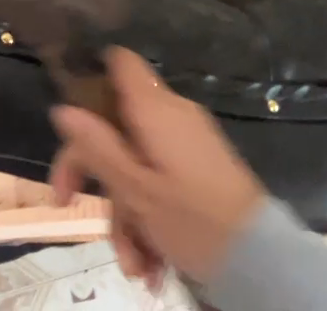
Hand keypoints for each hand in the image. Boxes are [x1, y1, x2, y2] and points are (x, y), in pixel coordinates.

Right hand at [49, 47, 265, 286]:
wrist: (265, 265)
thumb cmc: (193, 220)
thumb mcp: (134, 188)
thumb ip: (95, 146)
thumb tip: (62, 109)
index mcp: (154, 109)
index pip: (120, 63)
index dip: (91, 74)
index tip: (71, 110)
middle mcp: (171, 116)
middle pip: (116, 123)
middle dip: (91, 169)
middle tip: (67, 201)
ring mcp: (188, 143)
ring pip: (136, 162)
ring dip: (125, 213)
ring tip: (134, 264)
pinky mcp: (202, 170)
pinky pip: (160, 181)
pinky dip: (150, 218)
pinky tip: (152, 264)